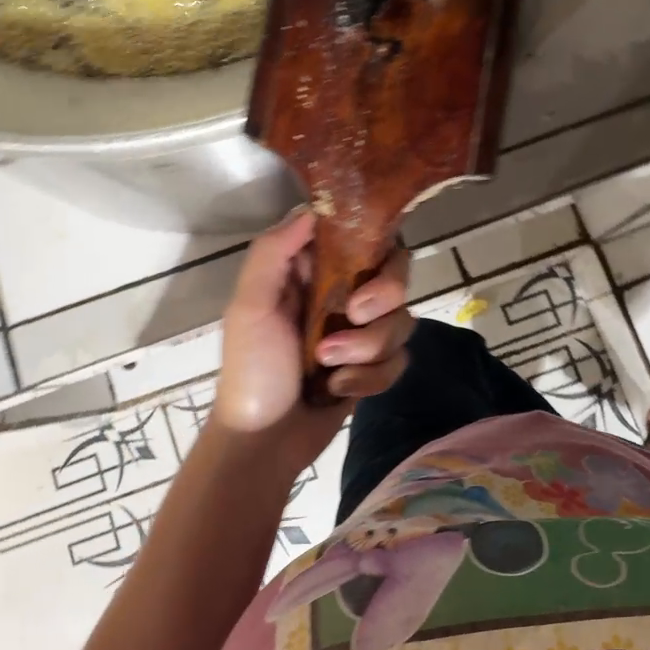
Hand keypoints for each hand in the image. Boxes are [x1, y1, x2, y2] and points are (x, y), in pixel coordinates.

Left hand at [212, 209, 412, 466]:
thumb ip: (273, 252)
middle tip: (353, 315)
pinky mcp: (373, 367)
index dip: (373, 245)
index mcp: (311, 271)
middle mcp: (340, 294)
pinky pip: (399, 360)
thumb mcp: (249, 306)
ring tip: (328, 367)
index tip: (364, 267)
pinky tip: (339, 390)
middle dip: (382, 297)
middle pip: (395, 275)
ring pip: (400, 321)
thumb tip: (311, 208)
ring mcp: (360, 332)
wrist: (264, 441)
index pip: (361, 237)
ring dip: (367, 347)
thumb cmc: (251, 369)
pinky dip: (371, 377)